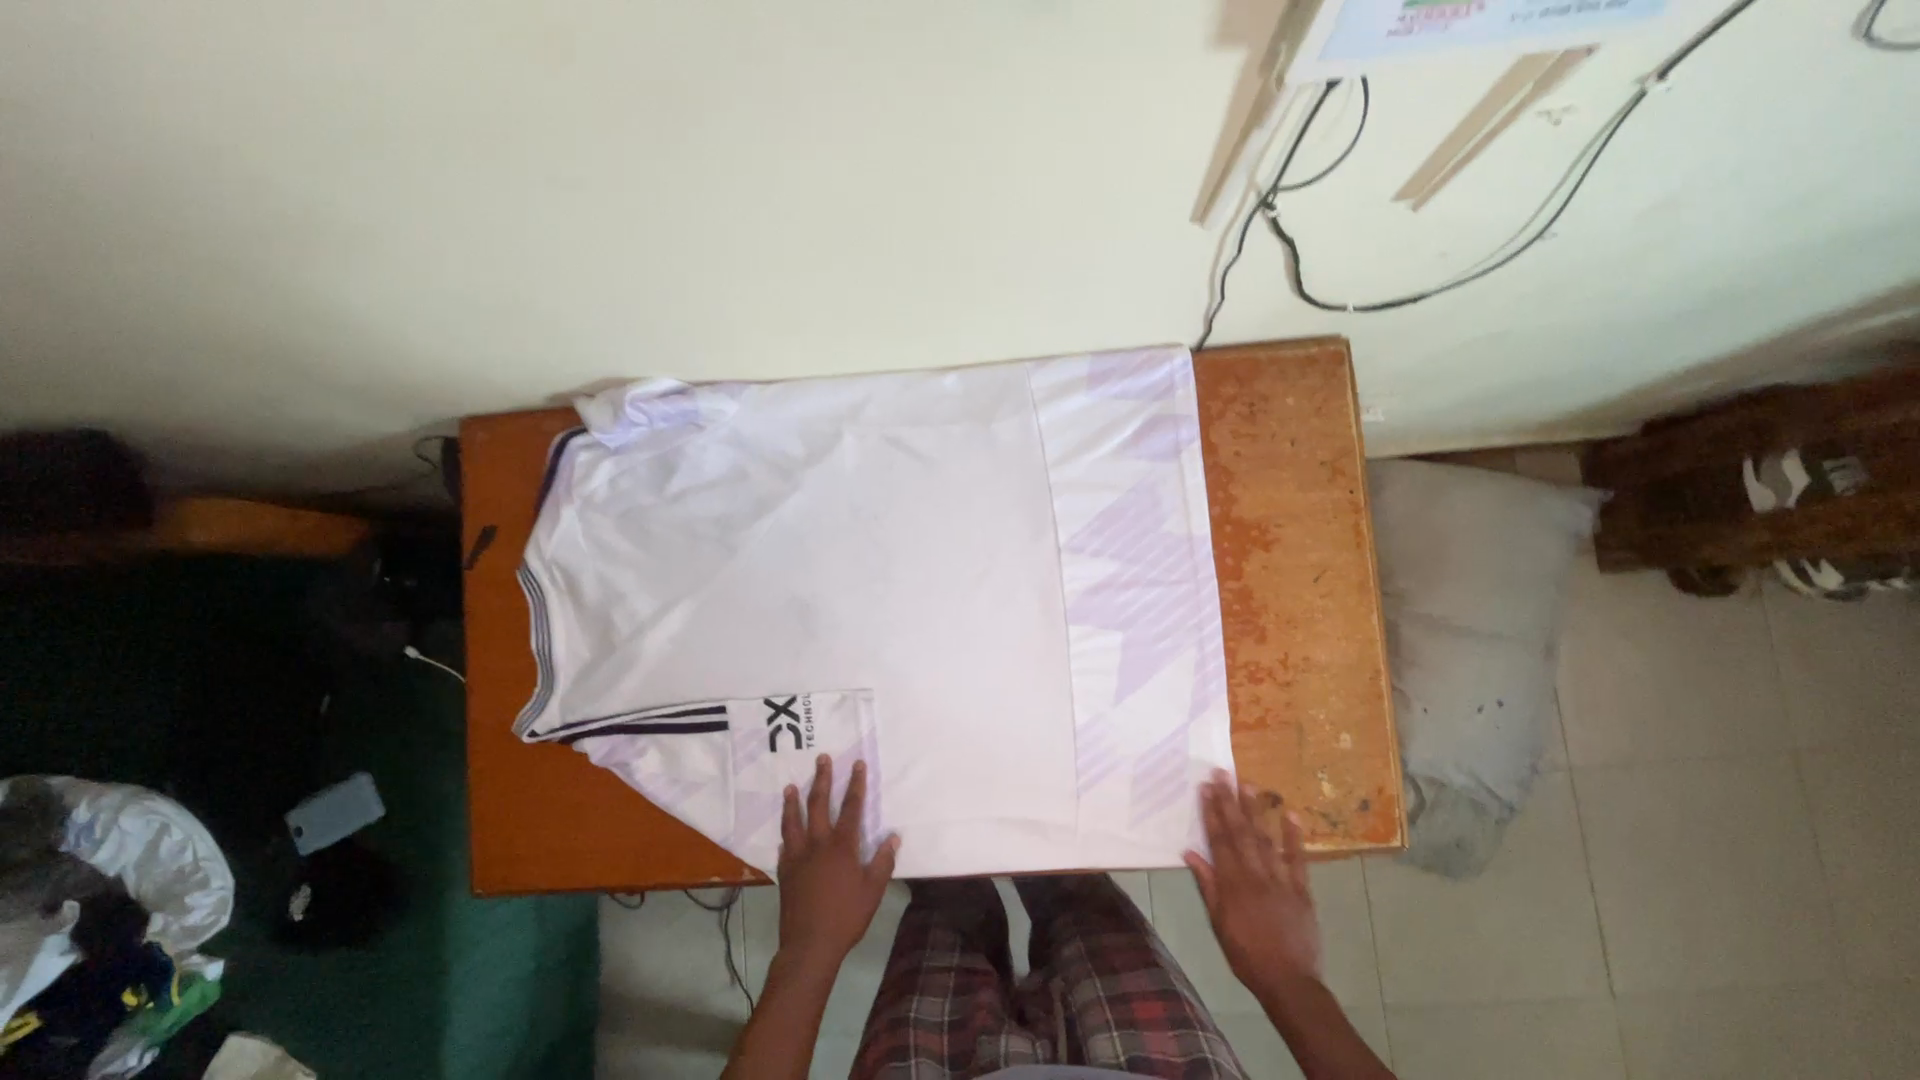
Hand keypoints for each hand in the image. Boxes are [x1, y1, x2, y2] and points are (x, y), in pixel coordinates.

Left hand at [776, 755, 899, 968]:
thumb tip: (892, 837)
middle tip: (821, 759)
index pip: (851, 807)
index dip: (855, 785)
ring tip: (791, 786)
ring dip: (793, 801)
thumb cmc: (847, 916)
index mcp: (842, 846)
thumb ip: (882, 862)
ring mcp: (797, 857)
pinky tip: (786, 832)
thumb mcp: (873, 890)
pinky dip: (786, 834)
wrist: (809, 944)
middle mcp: (817, 845)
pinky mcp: (785, 872)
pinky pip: (784, 845)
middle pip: (818, 805)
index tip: (856, 764)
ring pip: (793, 821)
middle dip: (822, 780)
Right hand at [1184, 770, 1322, 997]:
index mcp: (1232, 884)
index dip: (1211, 812)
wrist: (1288, 981)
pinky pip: (1297, 857)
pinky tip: (1289, 813)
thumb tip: (1190, 853)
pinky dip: (1293, 835)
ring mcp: (1281, 879)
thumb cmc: (1246, 954)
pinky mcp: (1302, 888)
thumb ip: (1208, 886)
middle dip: (1229, 801)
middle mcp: (1255, 874)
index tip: (1205, 788)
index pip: (1219, 840)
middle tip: (1222, 773)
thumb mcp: (1218, 923)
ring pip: (1265, 838)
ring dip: (1255, 810)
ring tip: (1247, 784)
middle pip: (1240, 832)